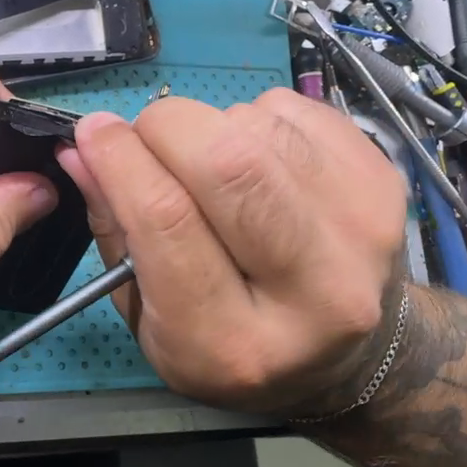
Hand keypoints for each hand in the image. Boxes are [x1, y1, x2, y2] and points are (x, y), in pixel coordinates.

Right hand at [56, 89, 406, 417]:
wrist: (353, 357)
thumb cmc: (225, 341)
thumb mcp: (146, 314)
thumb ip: (113, 231)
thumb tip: (81, 149)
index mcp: (232, 341)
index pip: (167, 221)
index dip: (120, 161)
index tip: (92, 133)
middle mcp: (312, 292)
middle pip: (230, 165)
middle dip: (165, 127)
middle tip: (144, 136)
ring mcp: (363, 233)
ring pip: (259, 127)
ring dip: (209, 125)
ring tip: (203, 164)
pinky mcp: (386, 185)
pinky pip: (294, 110)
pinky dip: (252, 116)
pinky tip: (253, 157)